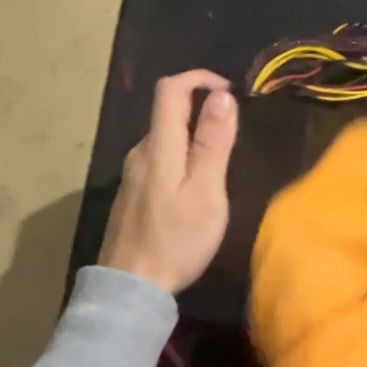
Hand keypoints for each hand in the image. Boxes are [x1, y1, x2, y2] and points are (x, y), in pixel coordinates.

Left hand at [98, 70, 237, 294]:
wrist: (131, 287)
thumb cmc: (176, 240)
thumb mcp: (206, 191)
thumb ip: (214, 143)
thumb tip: (222, 96)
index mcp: (159, 146)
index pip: (170, 90)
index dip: (199, 79)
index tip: (229, 91)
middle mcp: (140, 153)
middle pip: (167, 113)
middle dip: (202, 112)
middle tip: (234, 139)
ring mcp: (132, 175)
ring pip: (165, 140)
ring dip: (193, 139)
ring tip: (220, 170)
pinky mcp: (132, 196)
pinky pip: (159, 162)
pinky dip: (182, 160)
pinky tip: (195, 191)